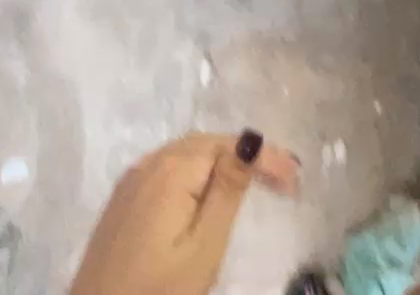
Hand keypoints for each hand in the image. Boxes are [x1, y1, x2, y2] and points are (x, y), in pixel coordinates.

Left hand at [70, 131, 300, 294]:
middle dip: (246, 154)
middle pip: (207, 143)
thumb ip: (227, 190)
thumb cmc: (157, 291)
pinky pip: (168, 168)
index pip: (228, 145)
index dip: (263, 155)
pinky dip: (197, 172)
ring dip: (222, 161)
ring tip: (256, 181)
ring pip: (187, 153)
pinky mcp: (124, 200)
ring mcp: (132, 180)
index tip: (296, 178)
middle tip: (283, 179)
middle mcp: (150, 162)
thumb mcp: (203, 247)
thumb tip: (249, 140)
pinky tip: (210, 191)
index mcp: (172, 169)